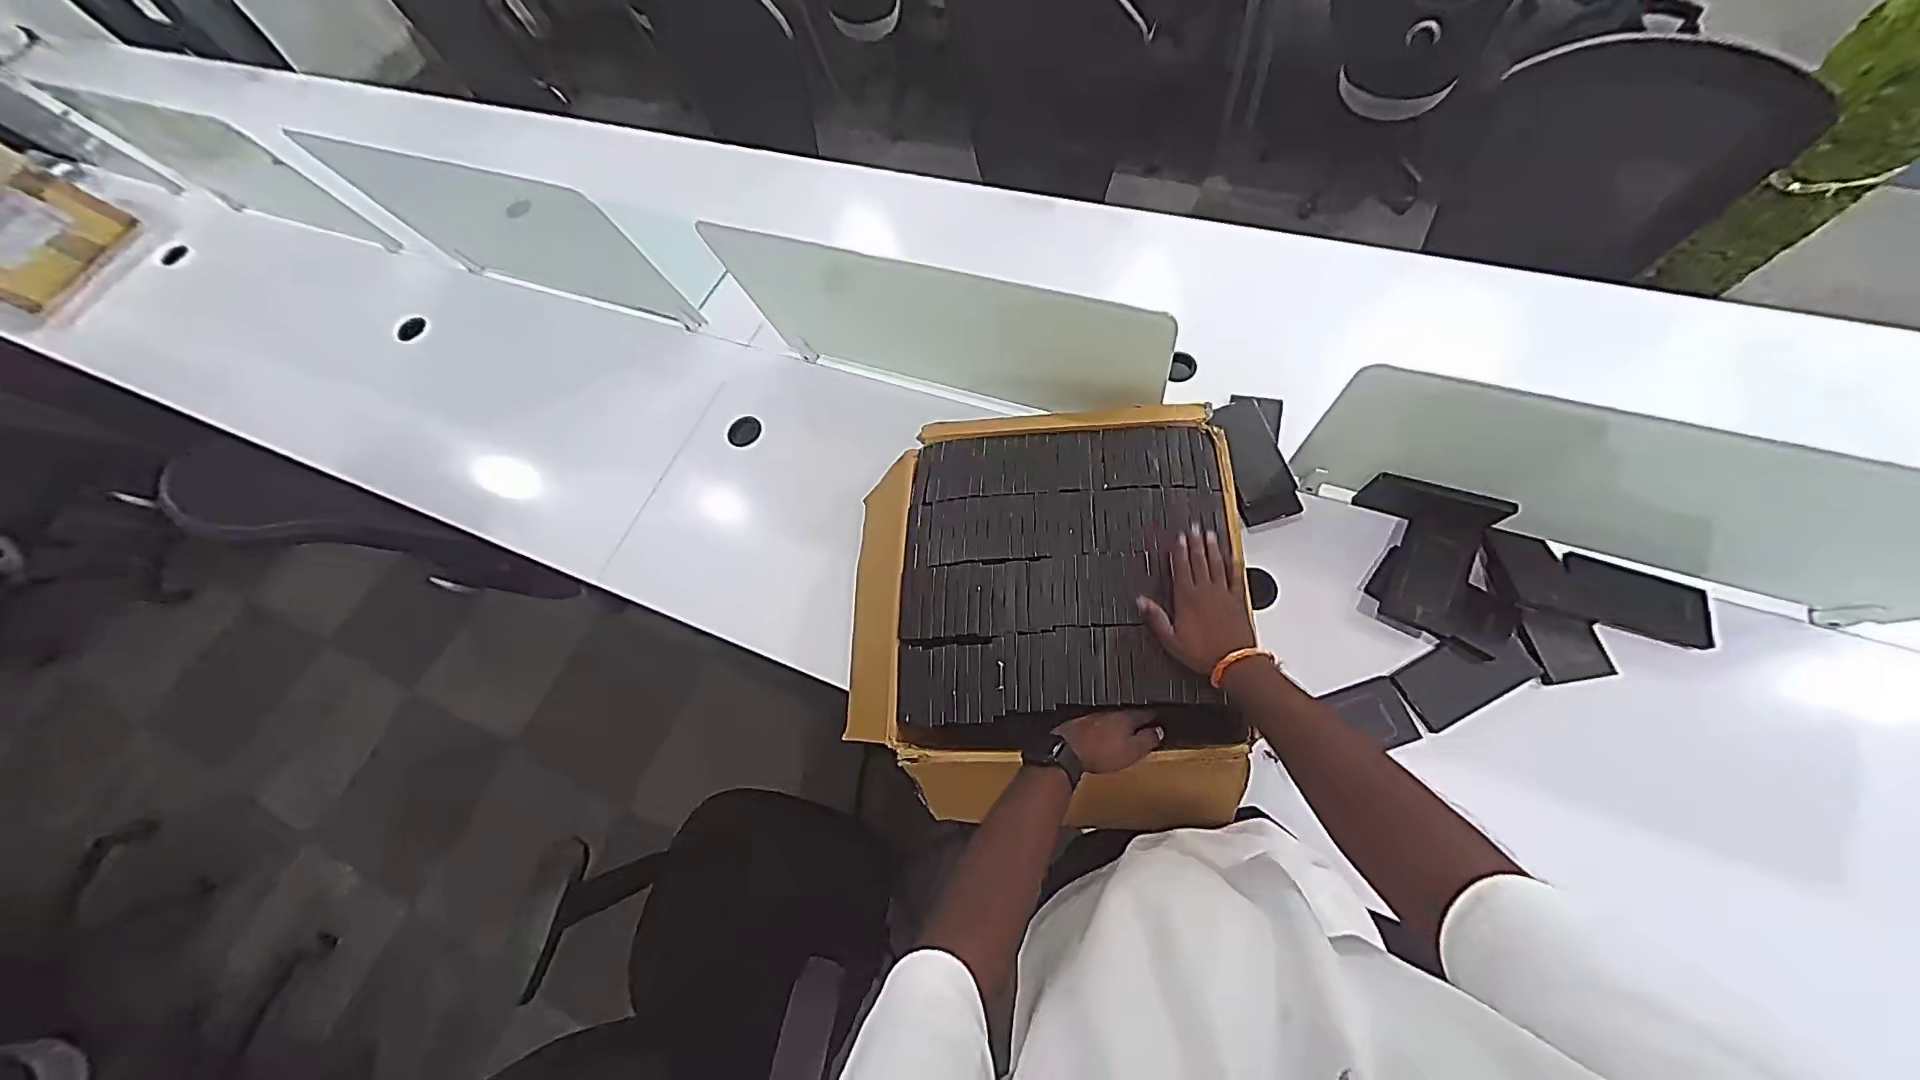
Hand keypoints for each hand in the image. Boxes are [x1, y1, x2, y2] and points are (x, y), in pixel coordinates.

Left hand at [1055, 710, 1162, 773]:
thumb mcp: (1132, 750)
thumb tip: (1159, 731)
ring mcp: (1094, 717)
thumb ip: (1147, 739)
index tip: (1159, 720)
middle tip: (1144, 725)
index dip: (1154, 717)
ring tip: (1126, 732)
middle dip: (1136, 720)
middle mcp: (1110, 713)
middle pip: (1128, 714)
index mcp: (1125, 718)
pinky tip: (1103, 738)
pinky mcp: (1081, 725)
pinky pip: (1098, 724)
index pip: (1145, 713)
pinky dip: (1104, 729)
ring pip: (1112, 718)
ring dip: (1120, 724)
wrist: (1067, 751)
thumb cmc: (1099, 752)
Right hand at [1138, 523, 1258, 674]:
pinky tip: (1232, 556)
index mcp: (1187, 599)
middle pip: (1199, 561)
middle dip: (1195, 543)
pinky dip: (1233, 564)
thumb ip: (1155, 618)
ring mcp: (1223, 594)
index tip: (1179, 539)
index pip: (1182, 568)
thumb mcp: (1171, 639)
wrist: (1234, 661)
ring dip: (1213, 548)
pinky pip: (1235, 576)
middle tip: (1194, 529)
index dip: (1179, 552)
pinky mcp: (1238, 600)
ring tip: (1210, 535)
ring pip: (1216, 564)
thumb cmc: (1203, 652)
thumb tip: (1141, 602)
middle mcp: (1205, 592)